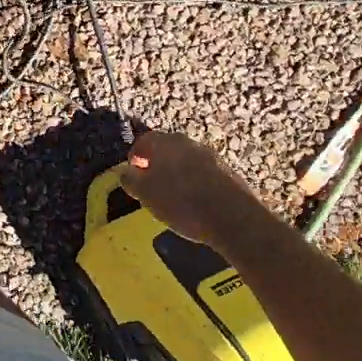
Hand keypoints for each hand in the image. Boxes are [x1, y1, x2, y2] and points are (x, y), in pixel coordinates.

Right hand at [116, 130, 268, 248]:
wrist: (235, 220)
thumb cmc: (182, 203)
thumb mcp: (145, 194)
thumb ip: (130, 180)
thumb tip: (127, 173)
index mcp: (165, 142)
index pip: (144, 140)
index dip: (136, 156)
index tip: (133, 172)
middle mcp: (189, 143)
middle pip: (168, 149)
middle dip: (158, 163)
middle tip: (153, 183)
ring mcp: (213, 157)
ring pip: (188, 161)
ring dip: (179, 173)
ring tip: (176, 196)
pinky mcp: (231, 175)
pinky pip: (206, 175)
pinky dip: (198, 184)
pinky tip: (197, 203)